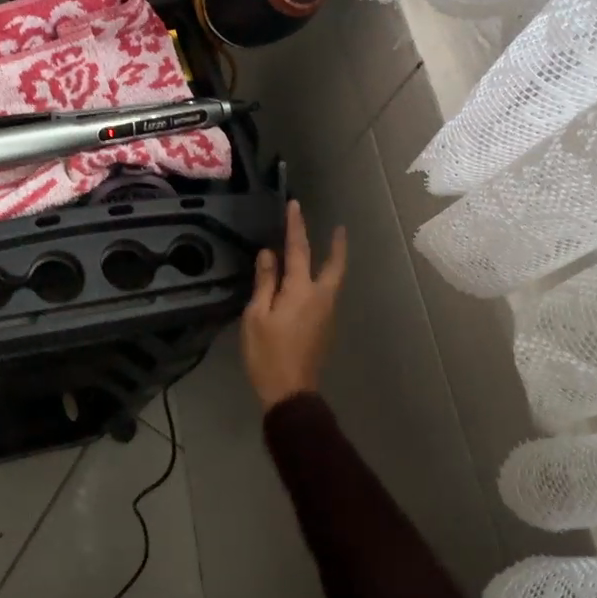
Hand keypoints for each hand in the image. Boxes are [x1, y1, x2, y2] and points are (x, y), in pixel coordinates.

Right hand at [241, 200, 346, 410]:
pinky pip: (326, 293)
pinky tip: (311, 280)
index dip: (296, 227)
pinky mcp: (324, 327)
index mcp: (301, 291)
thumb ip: (265, 282)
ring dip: (331, 262)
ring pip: (333, 280)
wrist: (290, 391)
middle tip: (339, 228)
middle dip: (336, 246)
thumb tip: (269, 255)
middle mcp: (321, 298)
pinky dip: (323, 279)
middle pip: (333, 266)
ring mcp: (326, 314)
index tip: (295, 206)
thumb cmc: (267, 353)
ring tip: (325, 248)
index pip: (298, 250)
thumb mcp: (256, 315)